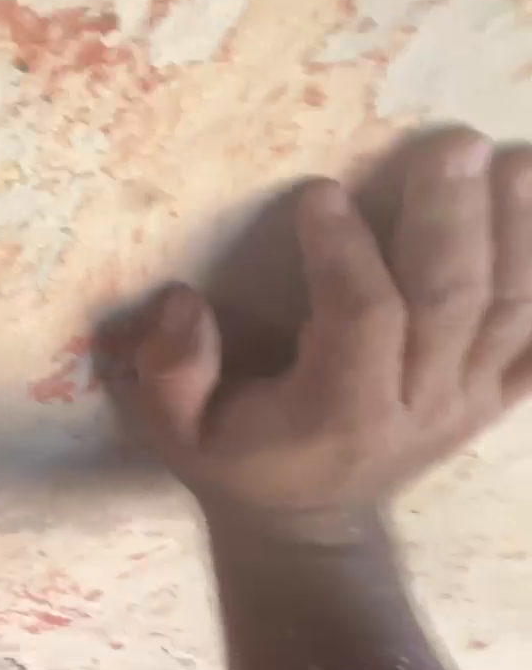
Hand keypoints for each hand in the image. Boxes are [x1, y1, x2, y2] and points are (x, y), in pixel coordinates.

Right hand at [110, 130, 531, 541]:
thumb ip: (172, 368)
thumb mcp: (172, 428)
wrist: (307, 524)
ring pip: (518, 308)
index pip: (361, 316)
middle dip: (454, 217)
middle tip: (451, 145)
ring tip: (518, 158)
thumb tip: (180, 298)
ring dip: (523, 229)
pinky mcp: (494, 394)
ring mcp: (471, 399)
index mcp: (338, 408)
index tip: (322, 192)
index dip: (346, 252)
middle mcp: (421, 401)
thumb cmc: (230, 465)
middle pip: (454, 299)